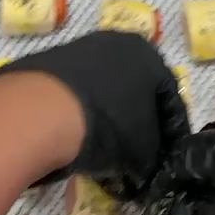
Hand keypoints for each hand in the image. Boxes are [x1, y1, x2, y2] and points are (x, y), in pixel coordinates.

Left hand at [0, 32, 189, 200]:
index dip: (173, 133)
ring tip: (106, 155)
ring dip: (109, 124)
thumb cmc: (107, 126)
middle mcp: (115, 43)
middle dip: (139, 127)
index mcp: (147, 55)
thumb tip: (145, 170)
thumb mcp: (141, 152)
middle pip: (136, 93)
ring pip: (104, 95)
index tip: (170, 157)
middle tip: (138, 158)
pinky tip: (78, 141)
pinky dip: (83, 118)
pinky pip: (76, 98)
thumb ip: (152, 159)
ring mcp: (78, 51)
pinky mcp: (47, 65)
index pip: (171, 99)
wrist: (41, 114)